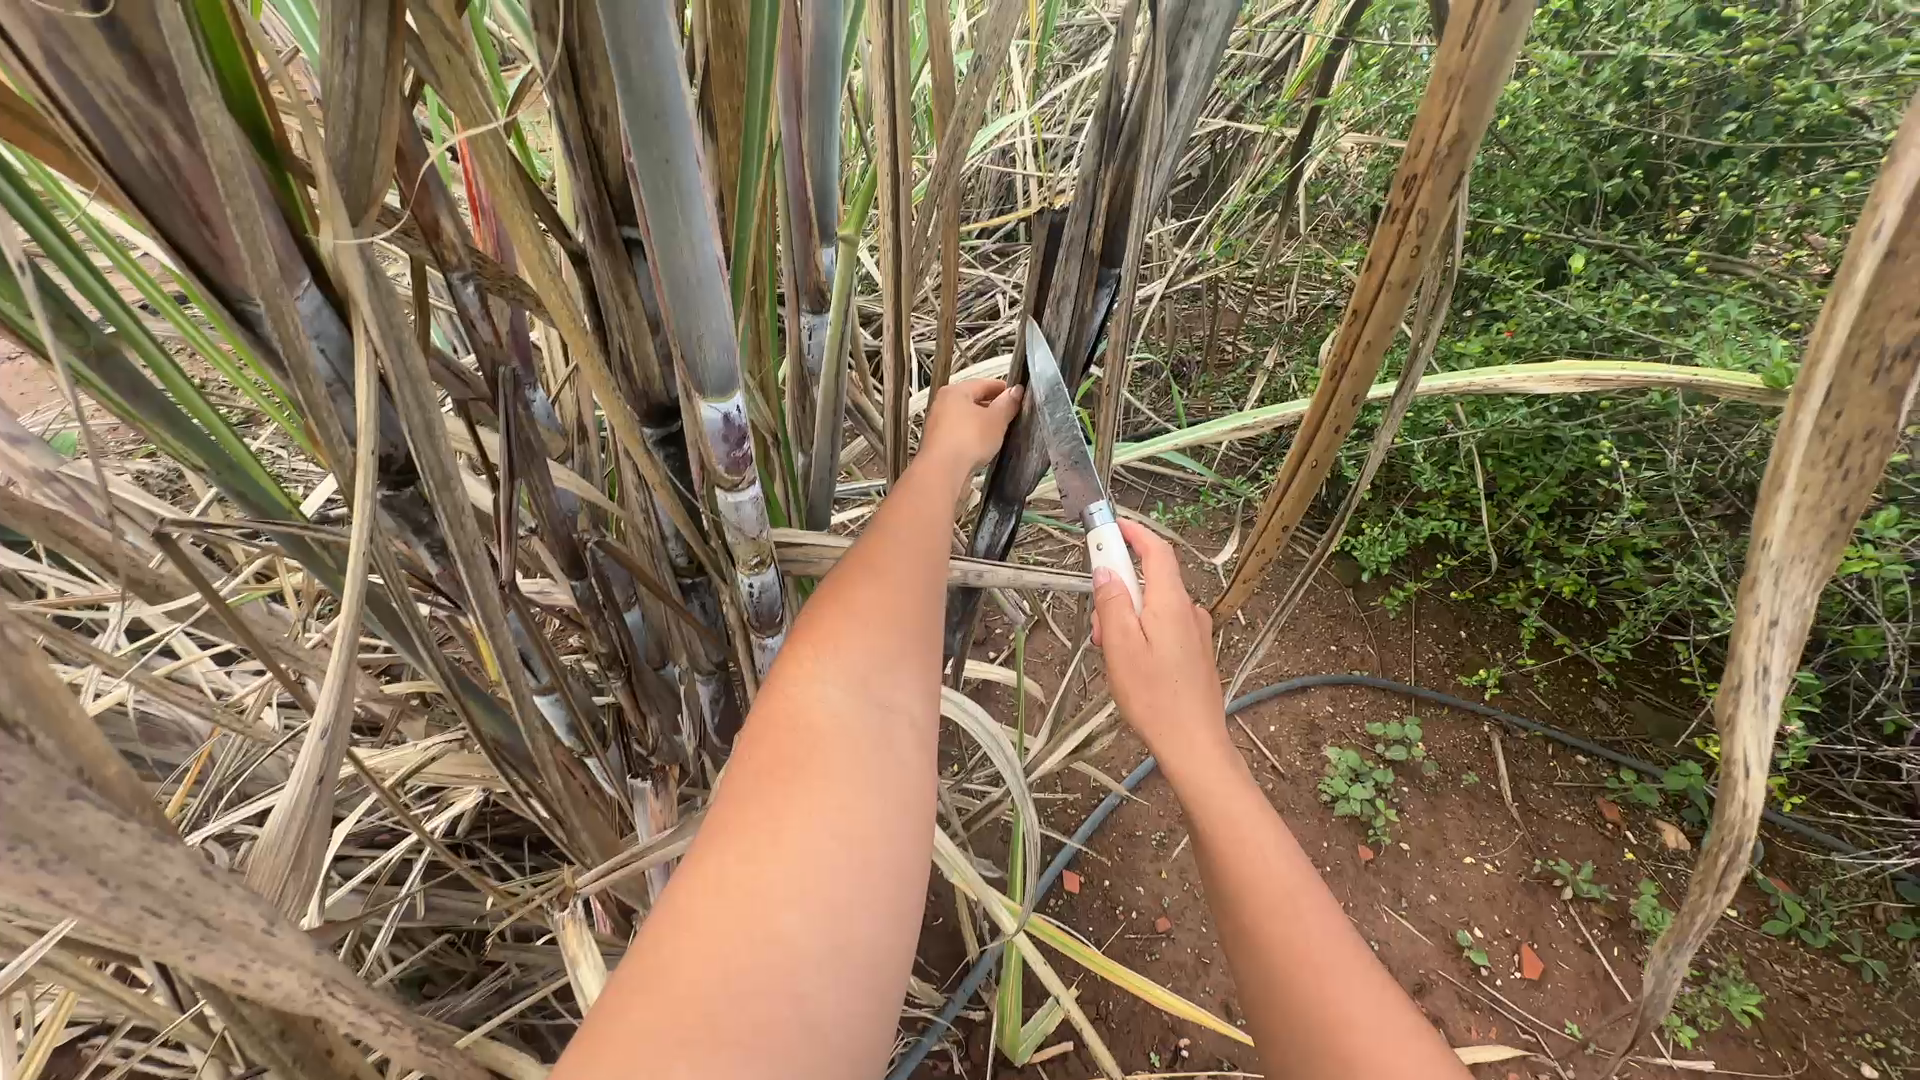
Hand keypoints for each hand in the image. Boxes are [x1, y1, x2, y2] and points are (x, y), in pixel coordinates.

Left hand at [920, 380, 1021, 474]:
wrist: (943, 472)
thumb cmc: (966, 440)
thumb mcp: (996, 419)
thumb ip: (1007, 404)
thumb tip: (1015, 392)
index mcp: (955, 392)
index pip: (984, 384)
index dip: (1003, 389)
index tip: (1015, 396)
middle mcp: (942, 406)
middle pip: (973, 401)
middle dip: (992, 408)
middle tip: (1010, 415)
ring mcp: (938, 426)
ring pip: (965, 420)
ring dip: (982, 425)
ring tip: (999, 433)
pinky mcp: (938, 446)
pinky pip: (960, 437)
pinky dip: (972, 439)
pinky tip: (983, 448)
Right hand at [1091, 520, 1230, 773]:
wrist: (1193, 743)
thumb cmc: (1154, 697)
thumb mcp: (1120, 646)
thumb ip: (1112, 603)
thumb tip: (1105, 571)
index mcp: (1171, 602)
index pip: (1156, 550)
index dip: (1134, 532)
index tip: (1111, 525)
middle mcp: (1188, 611)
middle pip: (1149, 582)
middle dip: (1118, 592)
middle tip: (1098, 628)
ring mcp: (1195, 632)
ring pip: (1153, 608)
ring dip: (1127, 619)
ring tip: (1112, 657)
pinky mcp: (1196, 652)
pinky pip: (1164, 628)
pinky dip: (1142, 634)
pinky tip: (1131, 666)